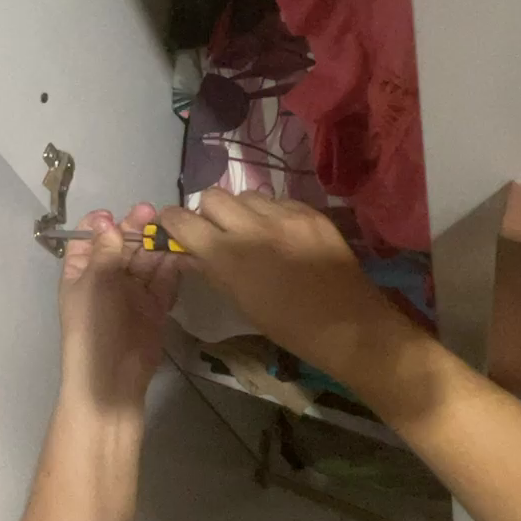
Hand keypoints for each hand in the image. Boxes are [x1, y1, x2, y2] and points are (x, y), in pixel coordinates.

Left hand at [58, 204, 181, 414]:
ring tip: (169, 228)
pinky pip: (164, 282)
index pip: (88, 240)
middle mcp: (106, 279)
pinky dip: (171, 268)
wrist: (112, 377)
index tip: (113, 214)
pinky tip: (178, 253)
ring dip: (155, 245)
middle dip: (134, 229)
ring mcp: (132, 293)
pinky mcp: (155, 307)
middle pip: (121, 246)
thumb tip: (106, 221)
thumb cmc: (93, 325)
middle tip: (150, 212)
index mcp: (81, 272)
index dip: (99, 225)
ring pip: (145, 261)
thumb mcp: (94, 283)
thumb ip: (106, 251)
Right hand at [161, 191, 419, 380]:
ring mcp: (285, 216)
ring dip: (239, 210)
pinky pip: (277, 200)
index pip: (184, 221)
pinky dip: (269, 213)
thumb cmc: (289, 326)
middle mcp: (254, 227)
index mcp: (231, 256)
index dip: (171, 220)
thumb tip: (187, 252)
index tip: (171, 225)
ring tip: (250, 230)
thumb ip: (211, 270)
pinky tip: (279, 234)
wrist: (350, 326)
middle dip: (207, 211)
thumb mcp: (240, 302)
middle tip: (216, 230)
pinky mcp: (310, 212)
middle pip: (213, 196)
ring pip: (246, 194)